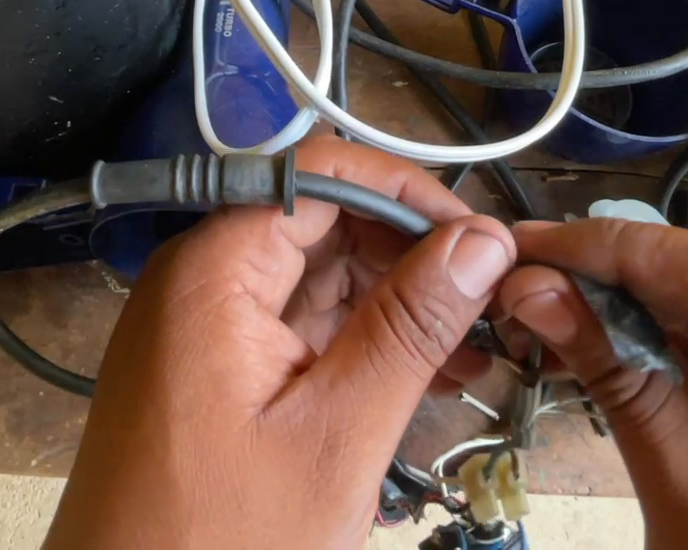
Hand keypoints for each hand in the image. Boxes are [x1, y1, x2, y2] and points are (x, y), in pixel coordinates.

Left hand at [44, 138, 513, 549]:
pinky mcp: (214, 356)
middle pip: (318, 219)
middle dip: (406, 251)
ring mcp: (204, 315)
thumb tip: (480, 242)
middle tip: (486, 297)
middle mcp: (201, 271)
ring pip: (313, 271)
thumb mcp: (333, 438)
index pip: (318, 175)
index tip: (476, 235)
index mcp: (213, 267)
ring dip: (391, 299)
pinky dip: (355, 337)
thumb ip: (407, 329)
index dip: (403, 191)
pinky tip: (419, 370)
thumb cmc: (219, 544)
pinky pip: (294, 319)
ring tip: (470, 343)